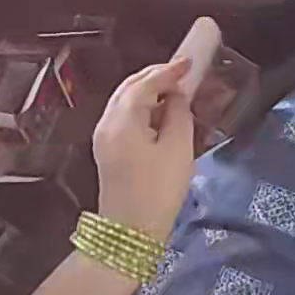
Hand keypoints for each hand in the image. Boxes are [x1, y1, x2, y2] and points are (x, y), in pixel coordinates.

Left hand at [93, 58, 196, 237]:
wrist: (131, 232)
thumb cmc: (158, 190)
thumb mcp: (178, 149)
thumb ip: (178, 114)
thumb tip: (177, 96)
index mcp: (122, 121)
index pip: (144, 84)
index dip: (168, 70)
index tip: (191, 62)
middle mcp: (106, 123)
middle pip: (129, 88)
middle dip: (156, 76)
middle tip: (183, 72)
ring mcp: (104, 137)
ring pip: (125, 101)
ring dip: (149, 90)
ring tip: (176, 89)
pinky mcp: (108, 149)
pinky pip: (125, 116)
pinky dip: (143, 106)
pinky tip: (162, 111)